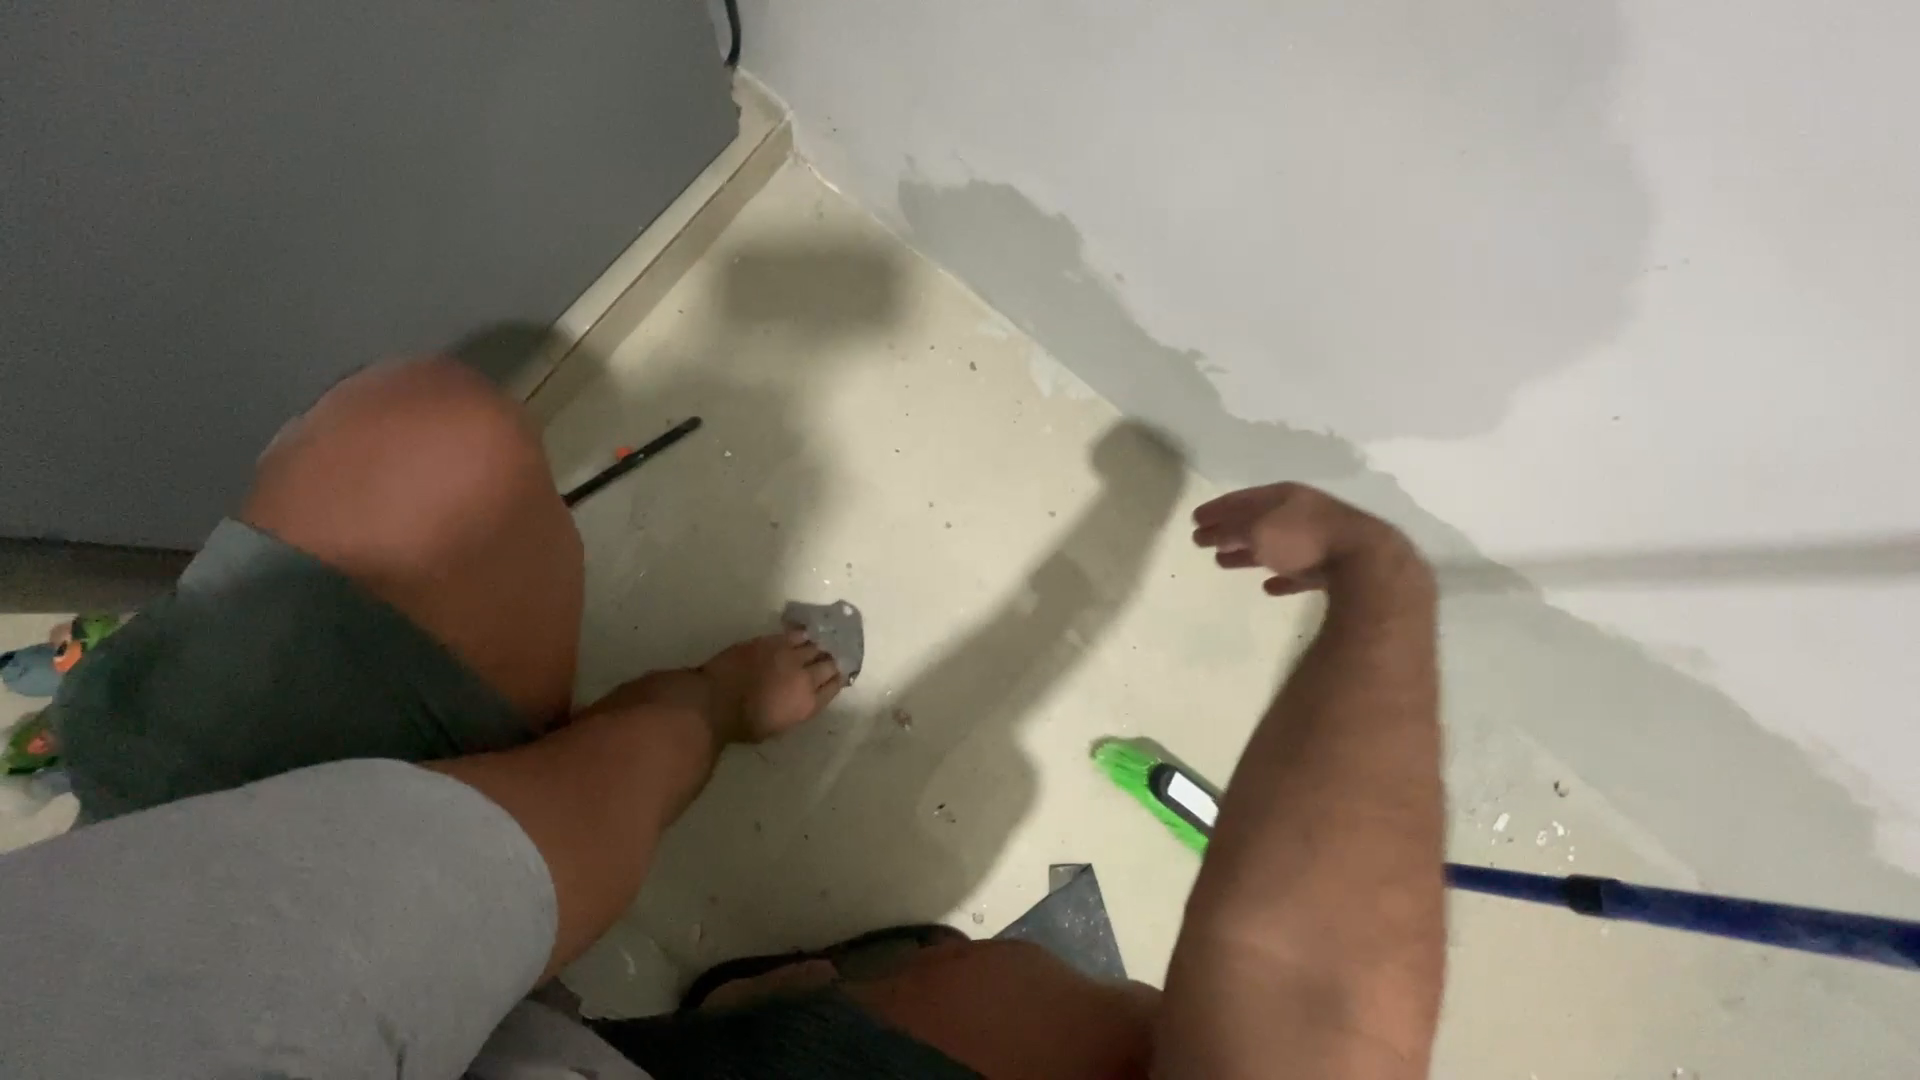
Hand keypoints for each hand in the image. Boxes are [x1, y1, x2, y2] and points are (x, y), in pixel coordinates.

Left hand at [698, 629, 843, 743]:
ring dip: (819, 647)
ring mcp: (791, 657)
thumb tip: (799, 698)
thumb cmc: (741, 724)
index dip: (837, 680)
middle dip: (832, 661)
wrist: (715, 701)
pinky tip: (804, 634)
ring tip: (818, 645)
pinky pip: (797, 634)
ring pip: (815, 647)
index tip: (839, 675)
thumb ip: (794, 709)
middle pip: (829, 665)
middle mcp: (806, 678)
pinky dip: (803, 635)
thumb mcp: (776, 727)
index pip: (833, 688)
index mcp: (807, 704)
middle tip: (830, 658)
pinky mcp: (774, 641)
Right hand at [1191, 482, 1415, 595]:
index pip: (1241, 498)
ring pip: (1277, 545)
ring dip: (1250, 553)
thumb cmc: (1303, 540)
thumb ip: (1232, 529)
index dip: (1216, 508)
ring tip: (1225, 563)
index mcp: (1284, 496)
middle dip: (1229, 531)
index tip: (1195, 519)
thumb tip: (1215, 530)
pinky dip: (1283, 576)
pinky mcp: (1336, 568)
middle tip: (1204, 541)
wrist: (1367, 563)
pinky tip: (1269, 587)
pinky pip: (1301, 571)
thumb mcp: (1257, 531)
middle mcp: (1302, 512)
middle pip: (1257, 521)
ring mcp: (1321, 539)